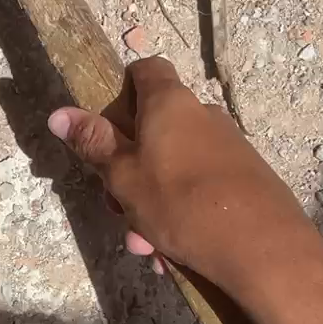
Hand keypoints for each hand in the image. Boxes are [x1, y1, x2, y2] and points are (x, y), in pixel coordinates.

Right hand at [46, 57, 322, 302]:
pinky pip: (196, 189)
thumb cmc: (181, 204)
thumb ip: (93, 143)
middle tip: (118, 209)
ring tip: (147, 246)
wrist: (264, 249)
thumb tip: (58, 113)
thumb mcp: (123, 177)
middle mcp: (202, 115)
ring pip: (171, 167)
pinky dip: (179, 215)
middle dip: (127, 170)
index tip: (104, 122)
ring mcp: (226, 147)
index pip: (145, 70)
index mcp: (169, 104)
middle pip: (153, 129)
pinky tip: (173, 253)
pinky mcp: (243, 178)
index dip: (121, 88)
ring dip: (150, 203)